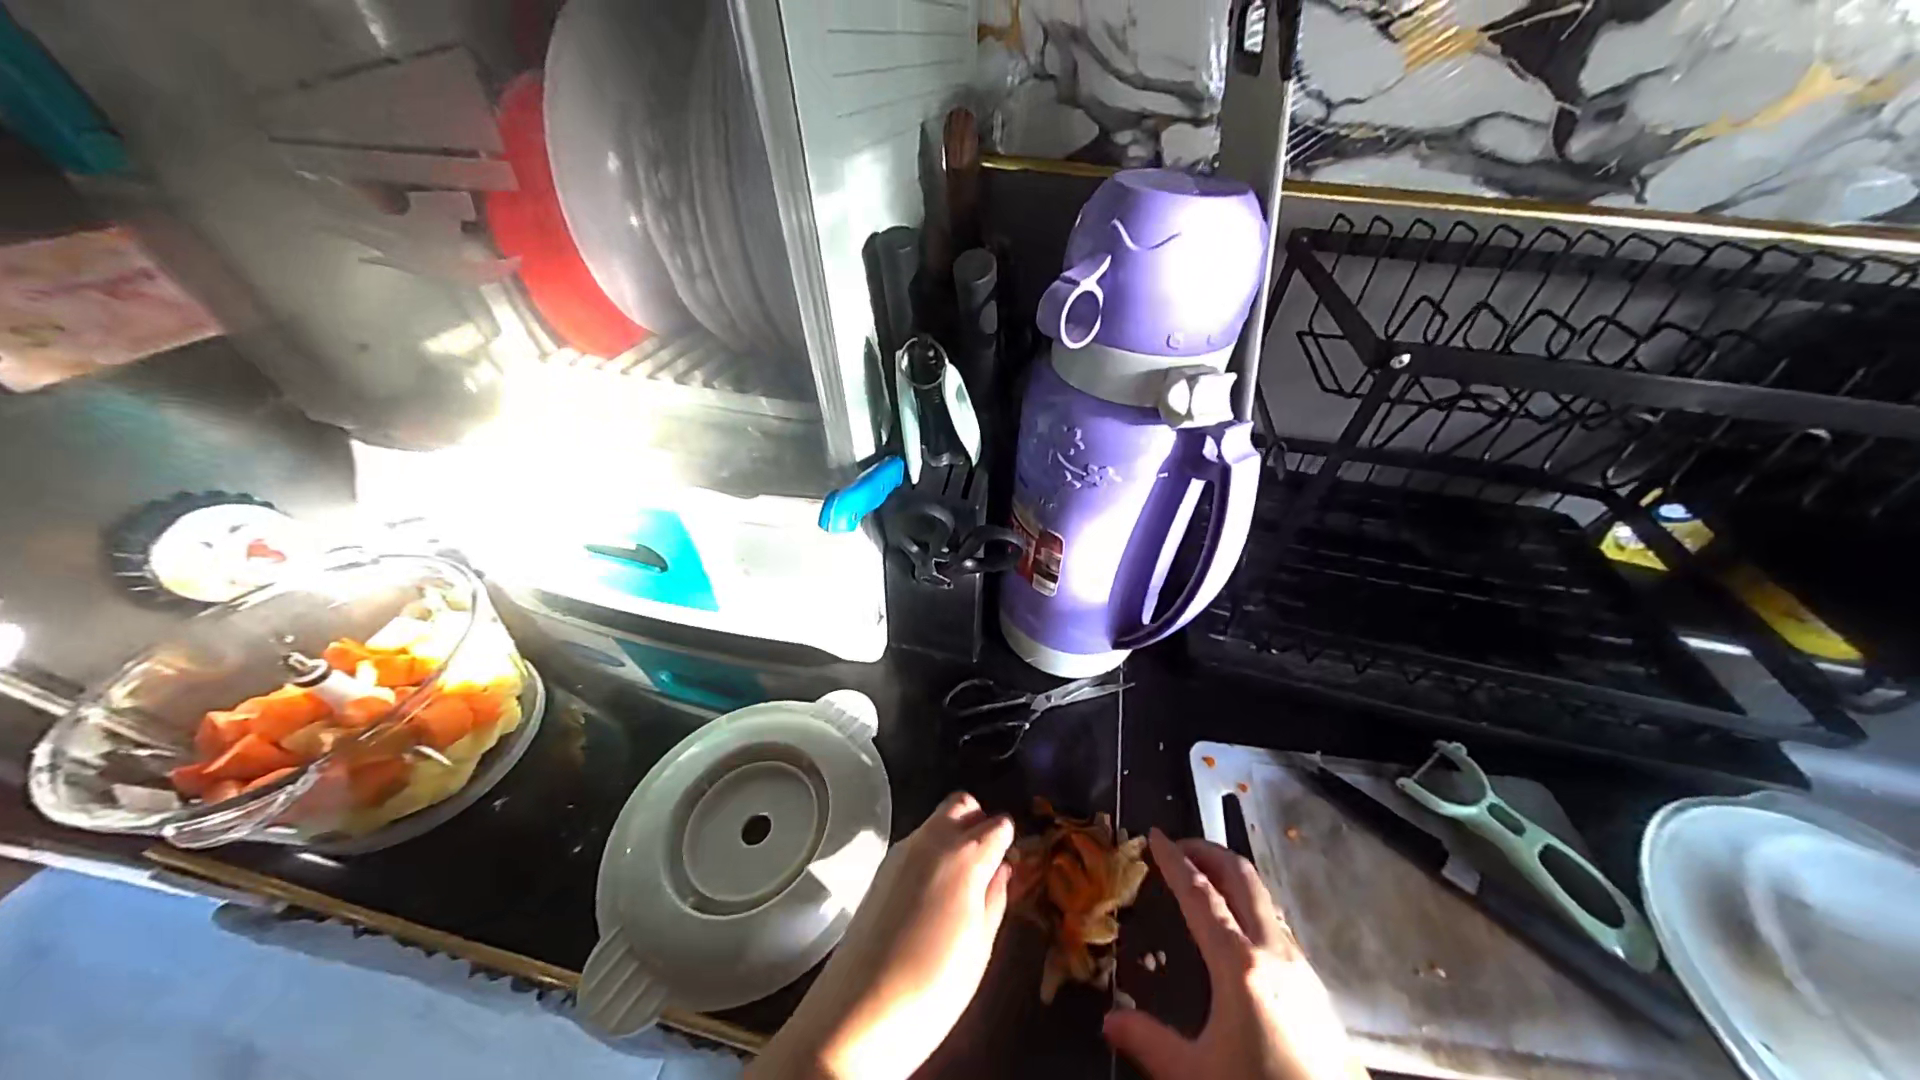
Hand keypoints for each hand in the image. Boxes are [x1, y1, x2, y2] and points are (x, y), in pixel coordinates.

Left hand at [749, 791, 1013, 1079]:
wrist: (859, 1010)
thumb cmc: (934, 984)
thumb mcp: (980, 947)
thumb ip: (995, 899)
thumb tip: (1001, 870)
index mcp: (965, 855)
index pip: (999, 824)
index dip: (1008, 842)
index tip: (1010, 863)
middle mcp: (932, 839)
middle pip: (962, 803)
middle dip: (979, 821)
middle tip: (985, 862)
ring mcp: (902, 850)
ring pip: (937, 819)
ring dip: (953, 834)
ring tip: (959, 883)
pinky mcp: (880, 868)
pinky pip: (916, 842)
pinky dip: (931, 852)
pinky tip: (931, 895)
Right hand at [1104, 830, 1364, 1079]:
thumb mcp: (1197, 1077)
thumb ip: (1150, 1043)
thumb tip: (1108, 1021)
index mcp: (1239, 965)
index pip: (1199, 894)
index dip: (1174, 861)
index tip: (1155, 835)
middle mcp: (1273, 952)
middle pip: (1241, 877)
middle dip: (1208, 852)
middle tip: (1178, 848)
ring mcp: (1301, 967)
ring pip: (1264, 898)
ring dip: (1231, 877)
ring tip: (1203, 882)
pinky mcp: (1317, 988)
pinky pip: (1277, 926)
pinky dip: (1250, 907)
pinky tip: (1238, 932)